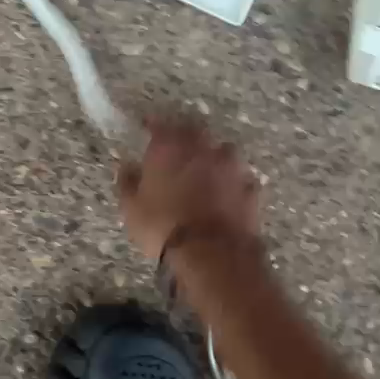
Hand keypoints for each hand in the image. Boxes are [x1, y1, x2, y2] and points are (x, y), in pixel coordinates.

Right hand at [116, 116, 261, 261]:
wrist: (213, 255)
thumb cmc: (163, 225)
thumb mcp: (131, 207)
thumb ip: (128, 181)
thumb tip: (128, 166)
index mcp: (168, 147)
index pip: (159, 123)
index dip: (153, 124)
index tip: (148, 127)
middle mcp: (201, 149)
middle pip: (195, 130)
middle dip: (186, 136)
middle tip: (178, 148)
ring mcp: (230, 168)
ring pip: (223, 150)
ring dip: (215, 156)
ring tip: (207, 168)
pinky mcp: (250, 190)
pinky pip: (242, 177)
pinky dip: (234, 181)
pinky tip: (228, 192)